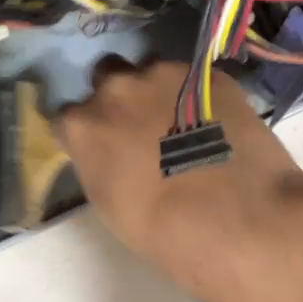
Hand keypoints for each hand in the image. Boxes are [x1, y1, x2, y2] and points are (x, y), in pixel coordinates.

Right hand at [55, 60, 302, 284]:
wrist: (236, 217)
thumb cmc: (163, 230)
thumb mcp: (110, 204)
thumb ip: (99, 164)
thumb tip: (109, 154)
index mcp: (83, 127)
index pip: (66, 117)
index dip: (84, 131)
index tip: (98, 147)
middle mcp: (116, 89)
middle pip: (105, 78)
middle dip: (117, 98)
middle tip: (139, 129)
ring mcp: (165, 75)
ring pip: (151, 70)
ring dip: (157, 91)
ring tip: (182, 123)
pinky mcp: (210, 75)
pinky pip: (194, 79)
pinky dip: (198, 96)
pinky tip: (215, 124)